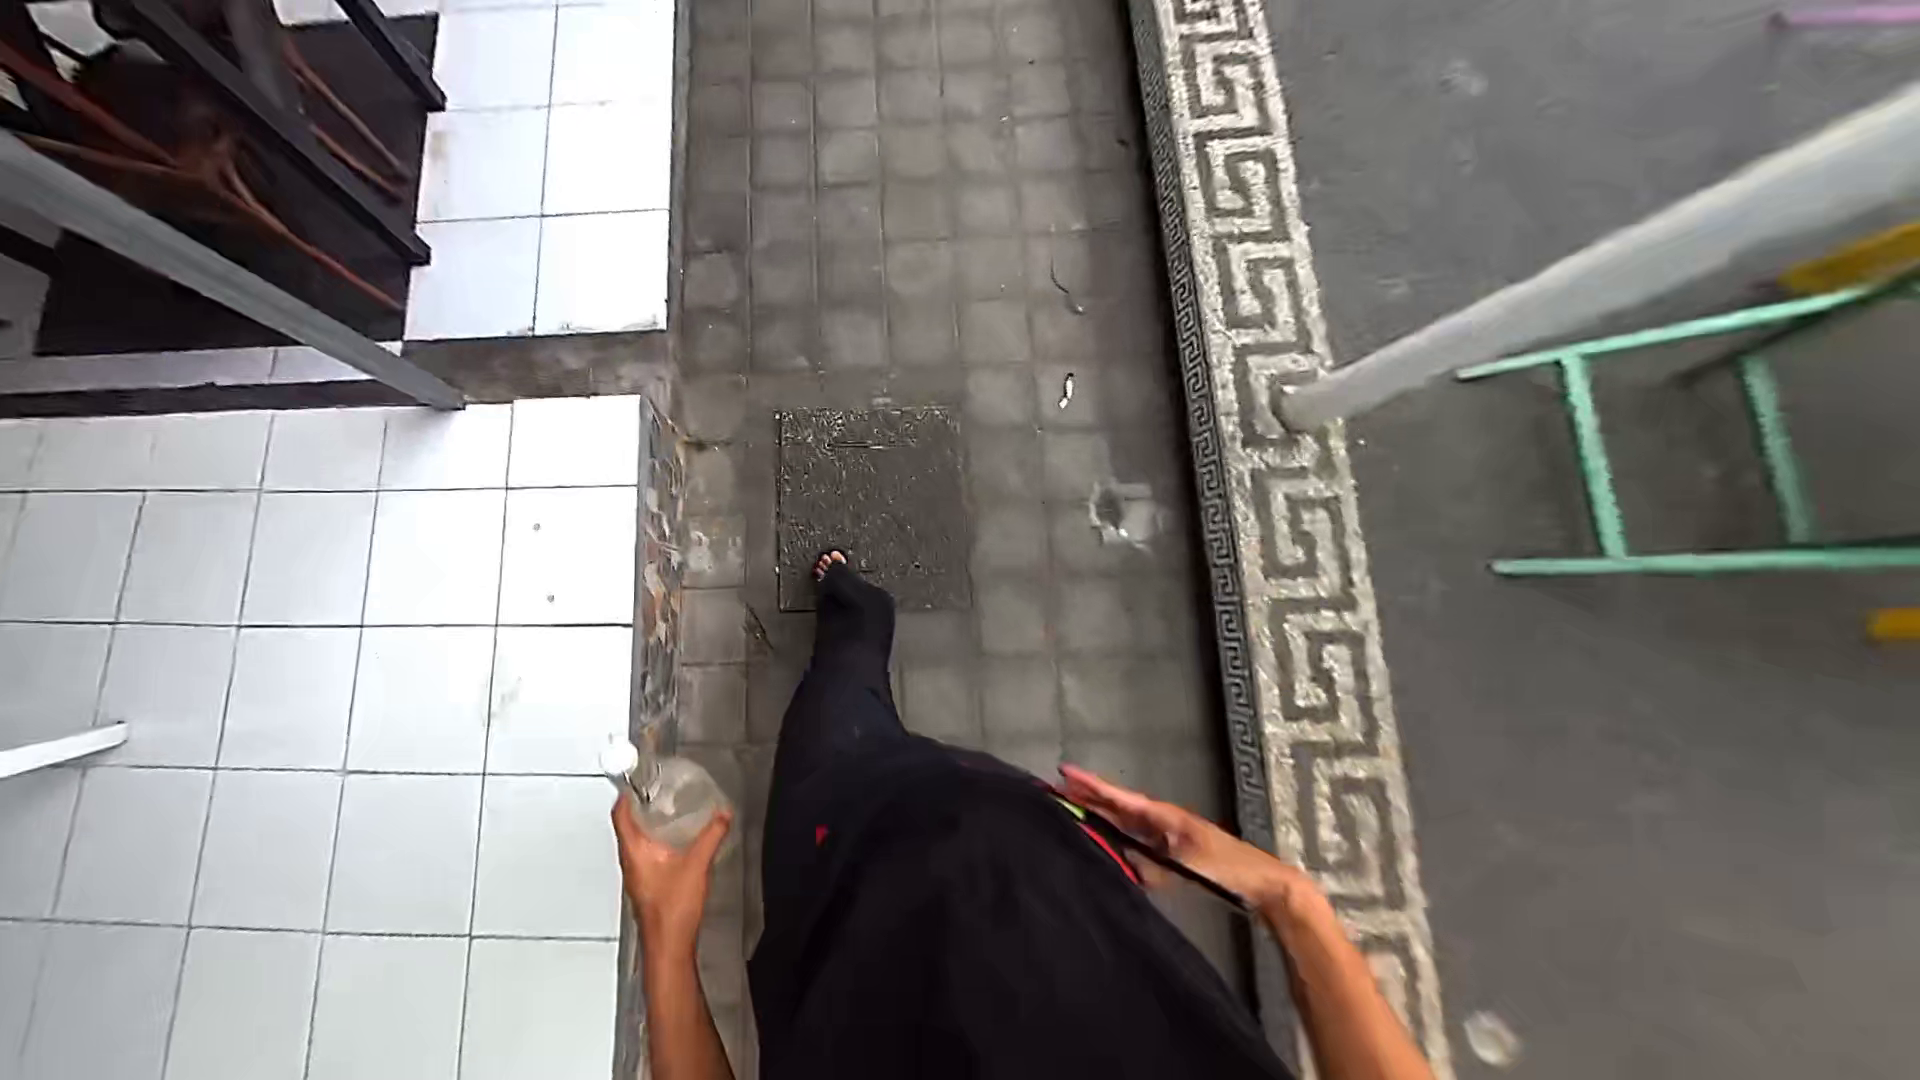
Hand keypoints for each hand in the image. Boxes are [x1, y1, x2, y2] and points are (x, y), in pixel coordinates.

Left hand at [610, 795, 732, 956]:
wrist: (669, 947)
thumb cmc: (672, 911)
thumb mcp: (698, 863)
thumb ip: (712, 834)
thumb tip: (722, 814)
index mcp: (635, 853)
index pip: (620, 818)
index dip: (624, 797)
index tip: (631, 782)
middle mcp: (631, 864)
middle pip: (627, 828)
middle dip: (638, 808)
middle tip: (652, 791)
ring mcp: (638, 876)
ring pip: (636, 843)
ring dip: (647, 826)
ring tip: (666, 810)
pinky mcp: (647, 885)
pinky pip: (646, 856)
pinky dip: (656, 841)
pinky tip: (676, 842)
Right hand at [1058, 764, 1322, 915]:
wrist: (1262, 883)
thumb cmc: (1226, 867)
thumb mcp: (1188, 862)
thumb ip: (1153, 862)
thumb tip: (1120, 856)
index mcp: (1161, 815)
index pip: (1119, 797)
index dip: (1091, 785)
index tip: (1064, 772)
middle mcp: (1157, 821)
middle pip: (1116, 806)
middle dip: (1087, 796)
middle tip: (1056, 787)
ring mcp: (1162, 836)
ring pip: (1122, 822)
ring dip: (1097, 815)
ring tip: (1070, 809)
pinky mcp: (1167, 855)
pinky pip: (1133, 843)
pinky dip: (1114, 839)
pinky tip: (1102, 845)